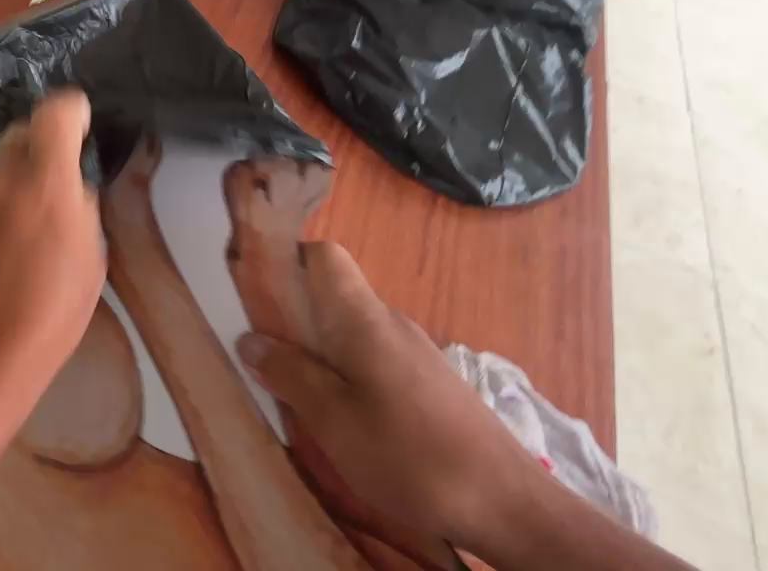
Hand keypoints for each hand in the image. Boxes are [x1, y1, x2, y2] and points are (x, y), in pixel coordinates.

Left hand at [0, 90, 102, 398]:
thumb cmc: (51, 315)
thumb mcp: (91, 260)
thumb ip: (80, 208)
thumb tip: (69, 188)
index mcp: (47, 182)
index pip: (56, 113)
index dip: (71, 110)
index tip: (78, 121)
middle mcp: (1, 176)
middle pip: (19, 135)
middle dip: (37, 148)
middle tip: (47, 184)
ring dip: (6, 184)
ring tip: (12, 231)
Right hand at [237, 242, 550, 555]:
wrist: (516, 512)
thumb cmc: (414, 458)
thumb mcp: (334, 421)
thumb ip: (290, 375)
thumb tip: (250, 340)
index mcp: (363, 319)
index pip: (324, 255)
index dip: (287, 261)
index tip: (258, 294)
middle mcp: (390, 323)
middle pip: (332, 294)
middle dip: (292, 316)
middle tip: (264, 357)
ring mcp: (414, 353)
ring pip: (350, 331)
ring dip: (318, 352)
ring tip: (297, 395)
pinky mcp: (429, 384)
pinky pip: (372, 359)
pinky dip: (347, 375)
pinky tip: (344, 419)